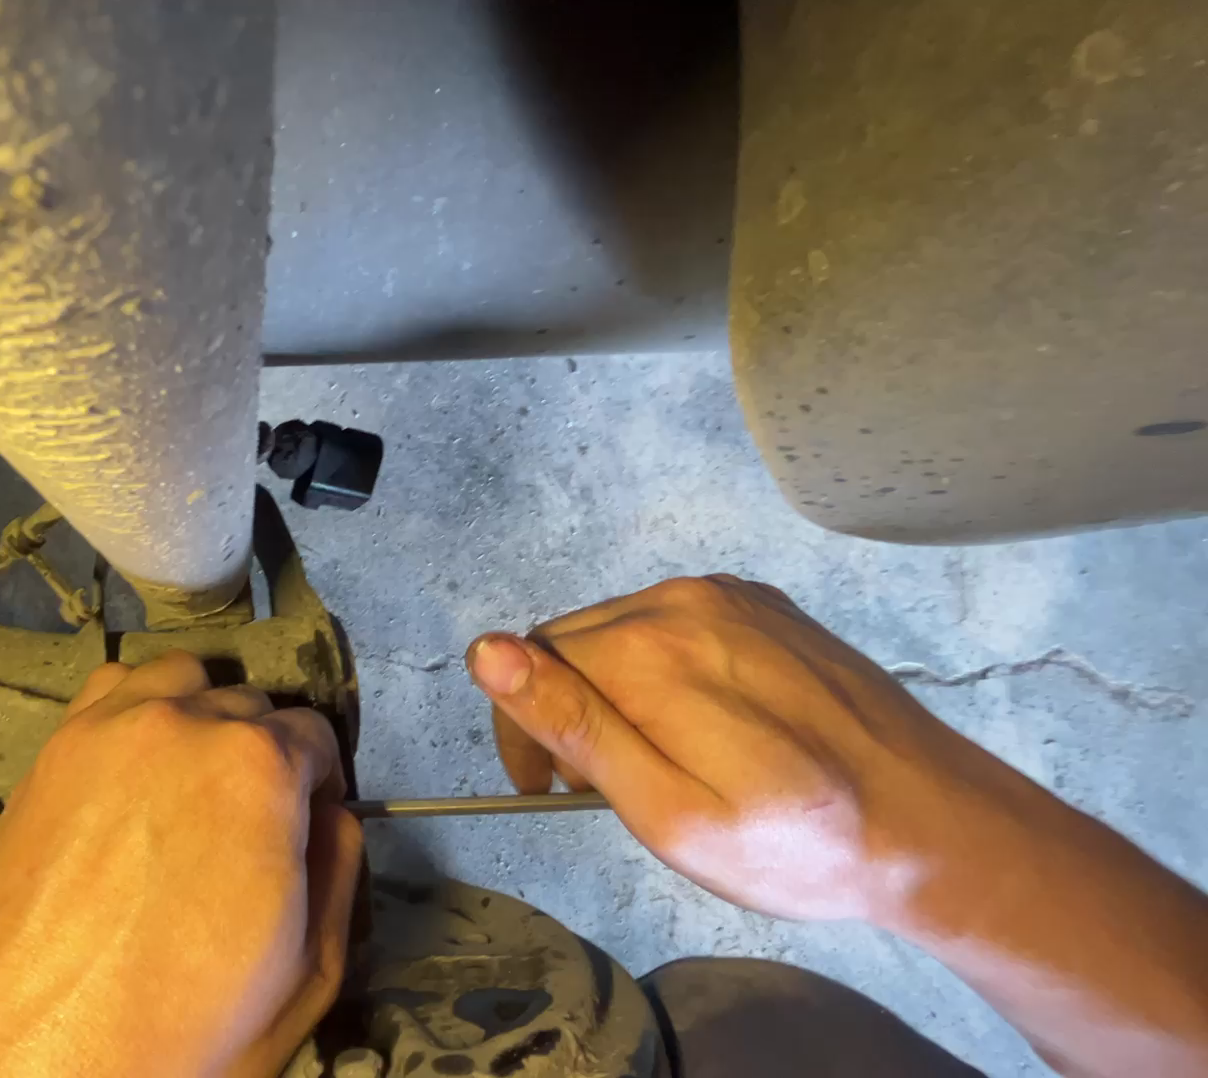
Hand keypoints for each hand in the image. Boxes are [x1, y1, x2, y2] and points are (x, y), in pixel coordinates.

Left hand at [0, 650, 363, 1077]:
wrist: (32, 1053)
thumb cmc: (181, 1024)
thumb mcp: (306, 971)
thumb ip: (339, 867)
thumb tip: (331, 811)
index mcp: (260, 769)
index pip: (314, 732)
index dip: (319, 777)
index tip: (304, 815)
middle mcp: (189, 722)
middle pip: (250, 704)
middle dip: (262, 753)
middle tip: (242, 816)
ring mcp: (115, 724)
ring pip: (184, 678)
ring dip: (202, 712)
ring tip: (189, 772)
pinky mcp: (60, 741)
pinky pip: (113, 685)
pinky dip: (137, 703)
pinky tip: (134, 756)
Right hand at [466, 576, 1207, 1076]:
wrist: (950, 834)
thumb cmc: (794, 843)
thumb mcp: (665, 810)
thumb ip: (573, 723)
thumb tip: (487, 650)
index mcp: (646, 648)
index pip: (529, 661)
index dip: (524, 724)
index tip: (549, 786)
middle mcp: (679, 599)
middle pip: (570, 640)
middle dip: (567, 705)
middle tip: (608, 779)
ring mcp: (727, 593)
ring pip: (616, 629)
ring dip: (610, 685)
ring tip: (657, 750)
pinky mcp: (761, 602)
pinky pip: (669, 620)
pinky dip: (656, 665)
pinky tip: (700, 714)